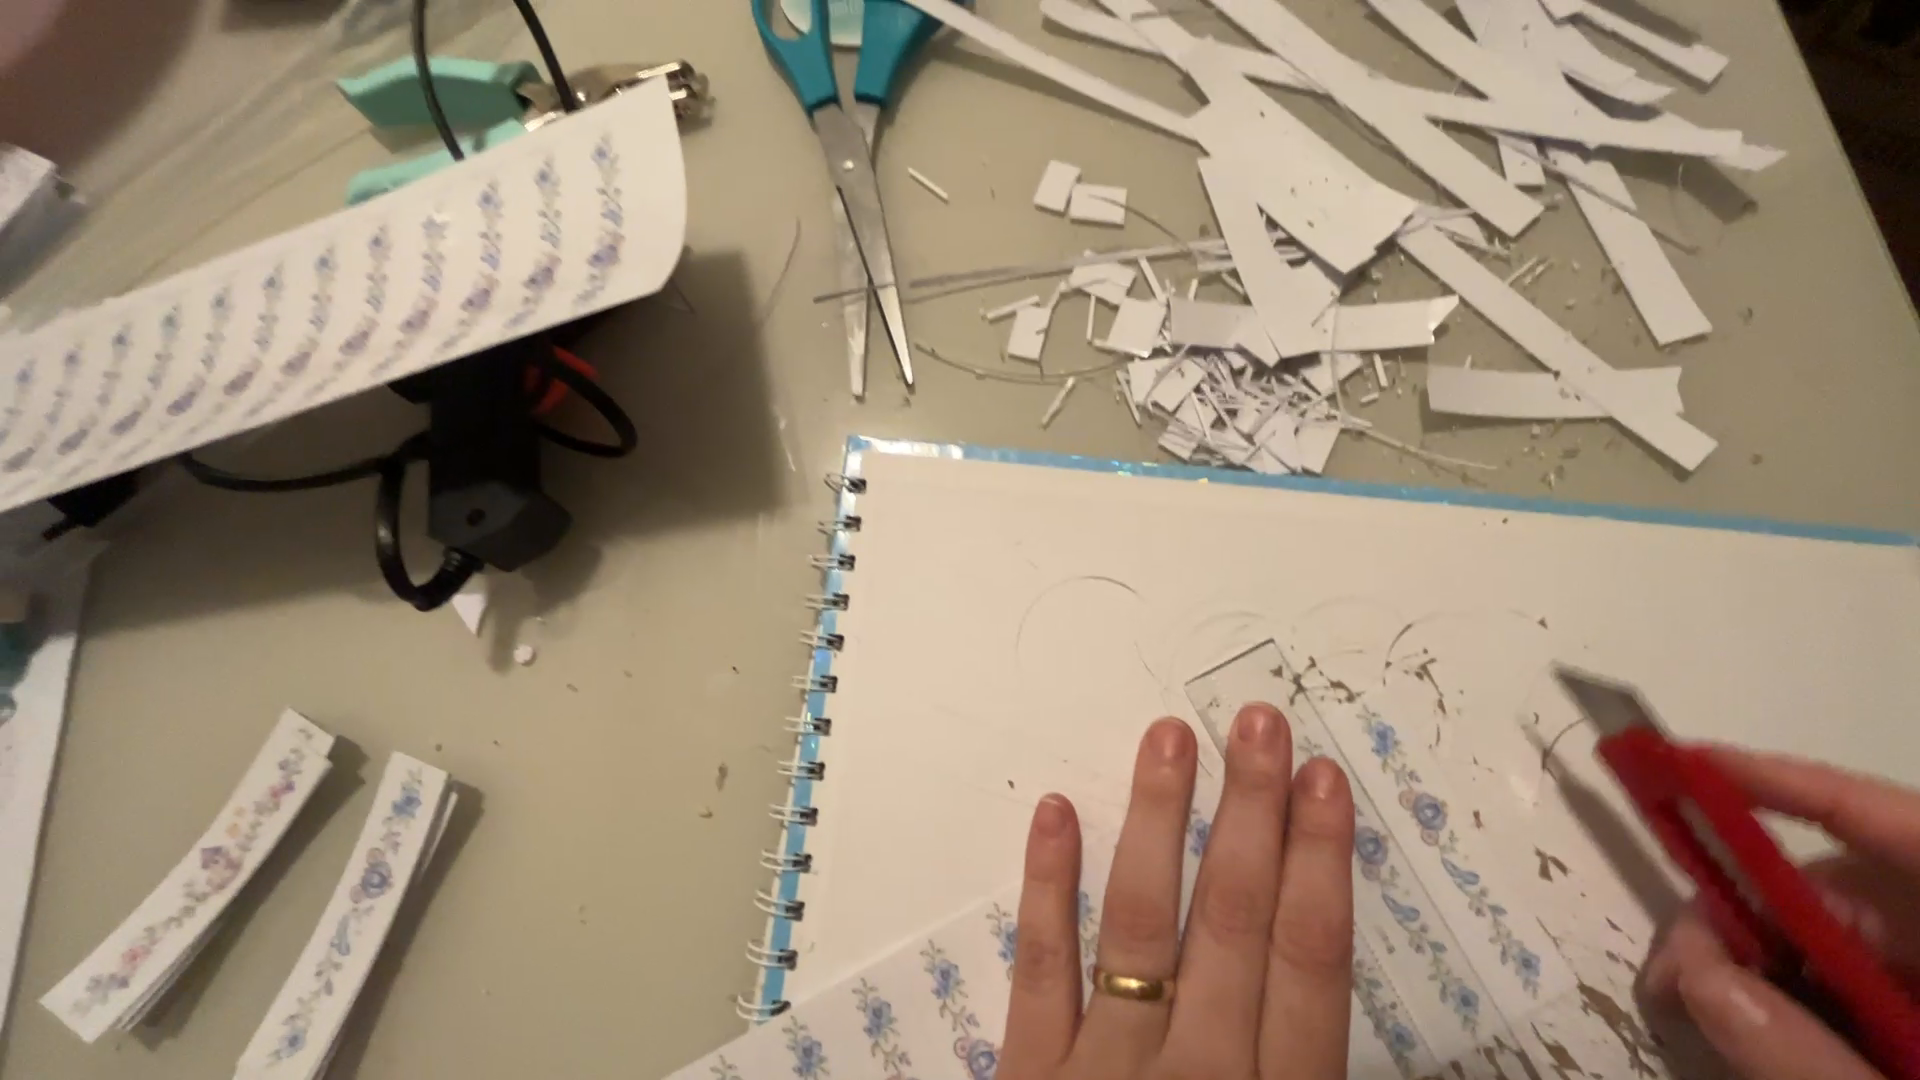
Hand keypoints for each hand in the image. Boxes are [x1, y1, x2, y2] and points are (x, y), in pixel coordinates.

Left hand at [997, 705, 1355, 1079]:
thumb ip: (1301, 1061)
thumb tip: (1309, 954)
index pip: (1307, 962)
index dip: (1317, 861)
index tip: (1320, 777)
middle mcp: (1197, 1072)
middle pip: (1230, 920)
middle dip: (1249, 812)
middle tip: (1257, 722)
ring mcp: (1102, 1065)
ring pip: (1138, 921)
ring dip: (1156, 820)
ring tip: (1168, 737)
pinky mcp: (1031, 1068)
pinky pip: (1041, 965)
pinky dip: (1047, 886)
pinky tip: (1056, 810)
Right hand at [1643, 747, 1919, 1079]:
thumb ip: (1820, 1064)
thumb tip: (1697, 979)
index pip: (1906, 831)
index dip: (1796, 787)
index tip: (1684, 768)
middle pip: (1844, 896)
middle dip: (1742, 918)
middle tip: (1676, 978)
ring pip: (1828, 947)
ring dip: (1751, 969)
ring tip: (1698, 1012)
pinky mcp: (1919, 1031)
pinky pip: (1844, 993)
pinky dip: (1786, 1006)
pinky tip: (1753, 1036)